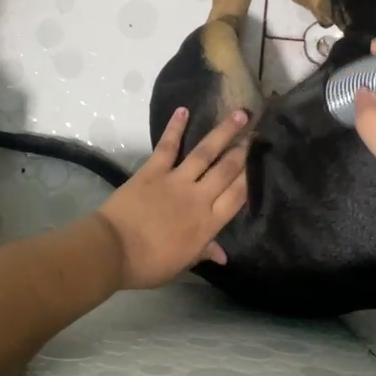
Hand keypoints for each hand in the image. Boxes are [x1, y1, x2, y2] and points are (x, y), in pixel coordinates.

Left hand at [96, 108, 250, 288]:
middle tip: (257, 132)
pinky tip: (184, 110)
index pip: (237, 196)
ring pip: (205, 152)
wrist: (112, 250)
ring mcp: (175, 181)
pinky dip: (175, 127)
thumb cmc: (148, 264)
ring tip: (239, 114)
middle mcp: (197, 198)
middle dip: (244, 150)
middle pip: (227, 170)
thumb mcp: (181, 264)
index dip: (251, 176)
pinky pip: (167, 146)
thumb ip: (202, 252)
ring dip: (223, 132)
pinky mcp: (153, 171)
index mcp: (207, 224)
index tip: (262, 159)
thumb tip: (223, 255)